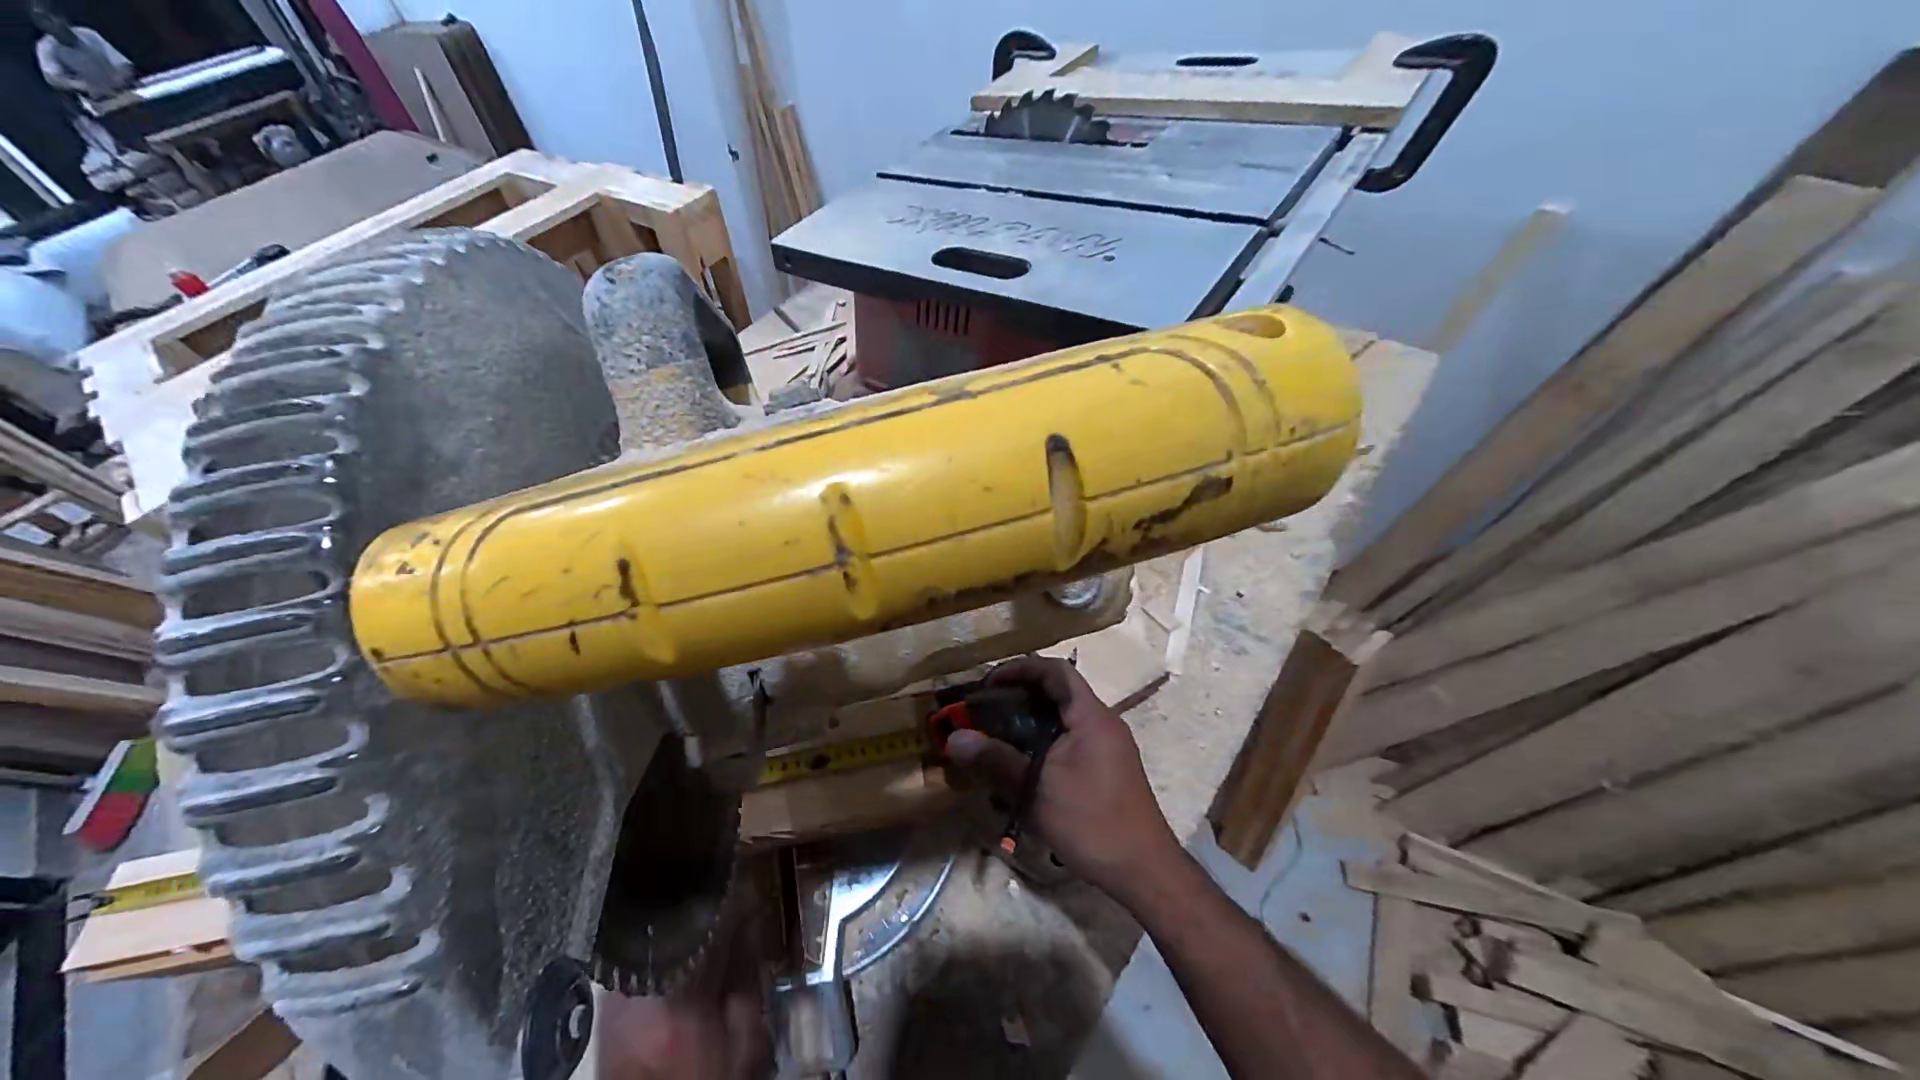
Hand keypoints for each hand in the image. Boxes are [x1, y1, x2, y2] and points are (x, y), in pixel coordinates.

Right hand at [944, 655, 1183, 898]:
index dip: (1021, 669)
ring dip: (1030, 721)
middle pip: (1059, 692)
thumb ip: (995, 760)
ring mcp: (1107, 746)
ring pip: (1063, 719)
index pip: (1056, 671)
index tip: (989, 684)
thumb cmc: (1091, 821)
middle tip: (986, 711)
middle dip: (1020, 696)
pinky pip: (1070, 740)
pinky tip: (1023, 767)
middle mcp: (1103, 722)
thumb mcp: (1036, 790)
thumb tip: (954, 739)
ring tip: (997, 737)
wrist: (1143, 869)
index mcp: (1091, 716)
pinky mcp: (1106, 768)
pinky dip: (1044, 742)